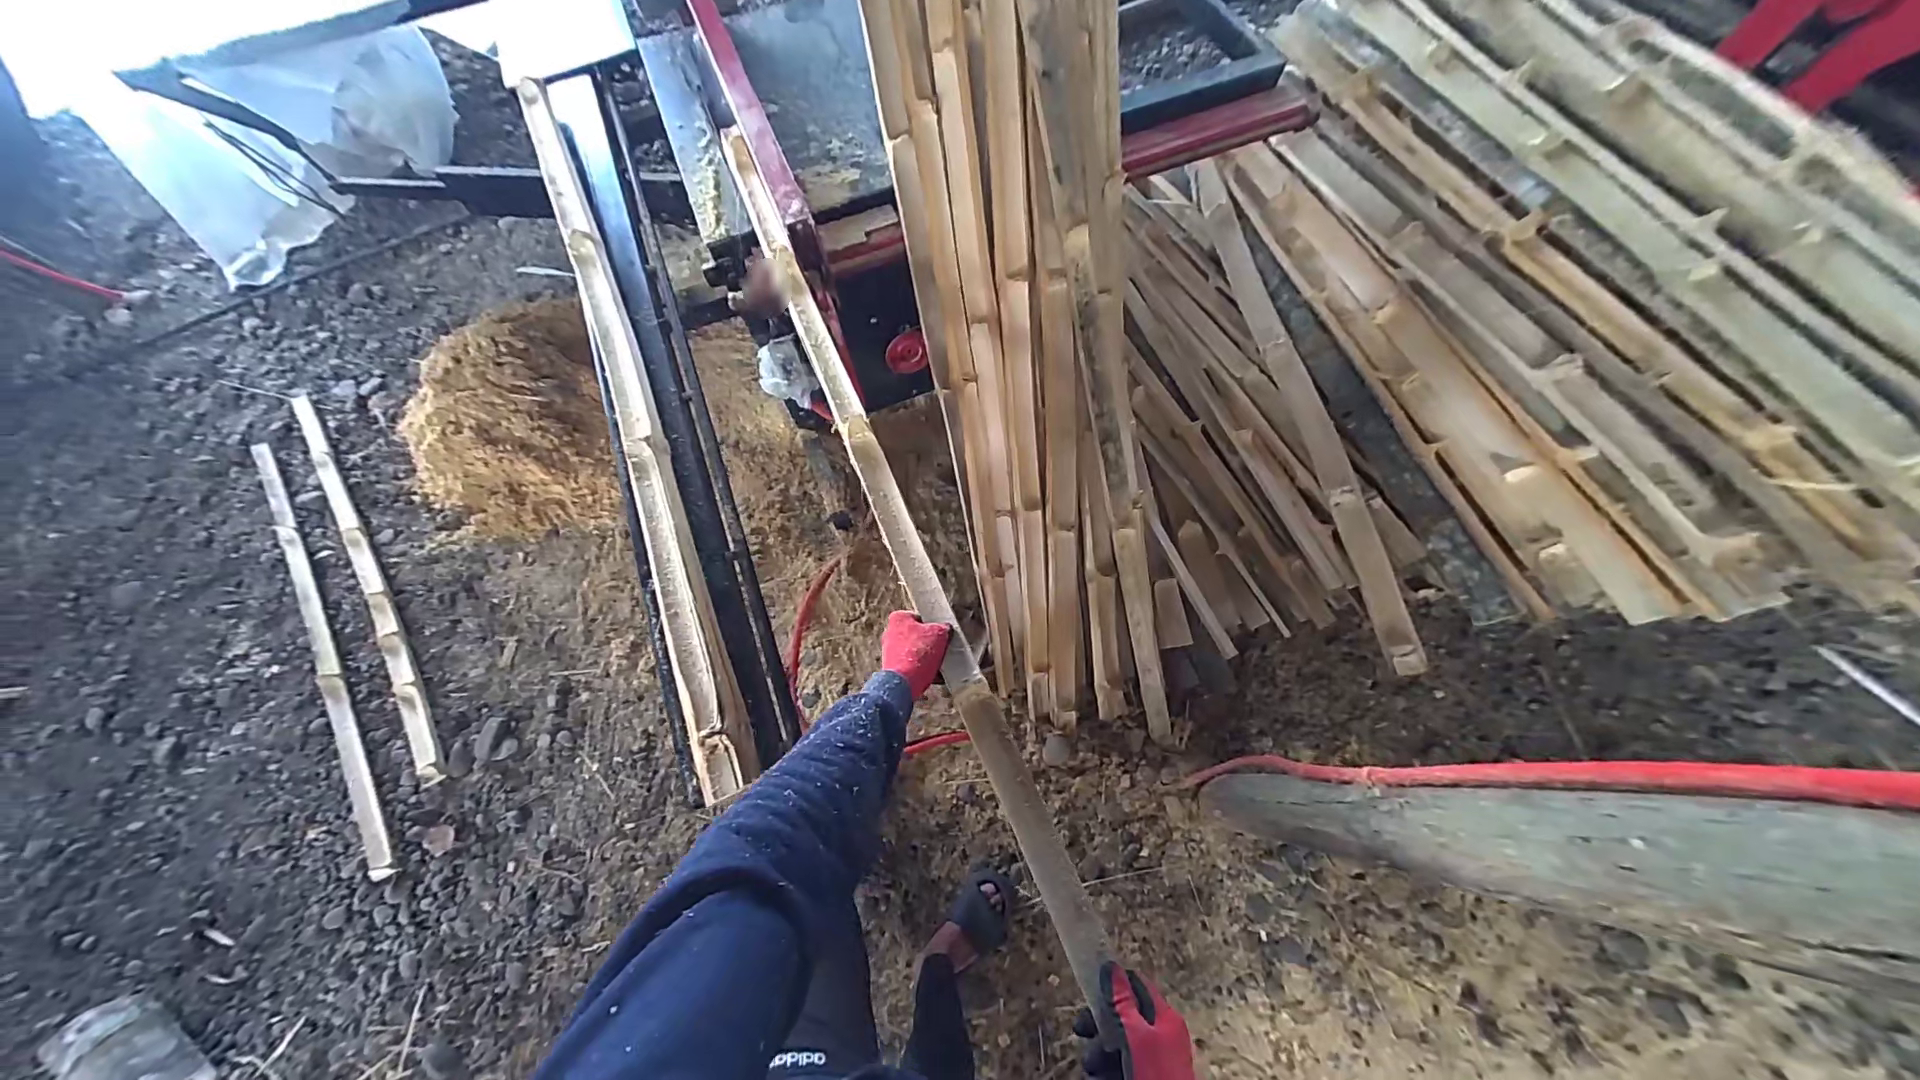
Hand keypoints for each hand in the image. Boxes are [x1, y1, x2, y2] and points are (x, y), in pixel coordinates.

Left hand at [880, 611, 950, 699]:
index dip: (935, 626)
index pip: (921, 618)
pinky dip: (922, 670)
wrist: (903, 683)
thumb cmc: (917, 654)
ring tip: (939, 664)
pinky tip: (934, 675)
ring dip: (928, 659)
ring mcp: (890, 652)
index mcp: (898, 618)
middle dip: (931, 644)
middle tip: (943, 649)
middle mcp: (890, 633)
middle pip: (919, 636)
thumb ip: (944, 627)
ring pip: (916, 652)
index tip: (943, 634)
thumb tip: (947, 629)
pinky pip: (912, 666)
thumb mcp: (939, 634)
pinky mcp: (893, 668)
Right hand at [1073, 961, 1195, 1079]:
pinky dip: (1105, 1071)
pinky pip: (1118, 1065)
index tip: (1088, 987)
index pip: (1136, 984)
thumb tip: (1110, 966)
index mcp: (1164, 1017)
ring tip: (1093, 1067)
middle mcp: (1159, 1035)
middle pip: (1122, 1015)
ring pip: (1116, 1042)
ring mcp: (1151, 1059)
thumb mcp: (1136, 1036)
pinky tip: (1098, 1078)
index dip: (1113, 982)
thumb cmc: (1154, 1076)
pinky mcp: (1141, 1077)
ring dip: (1098, 1051)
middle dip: (1098, 1024)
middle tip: (1081, 1031)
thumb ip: (1122, 1002)